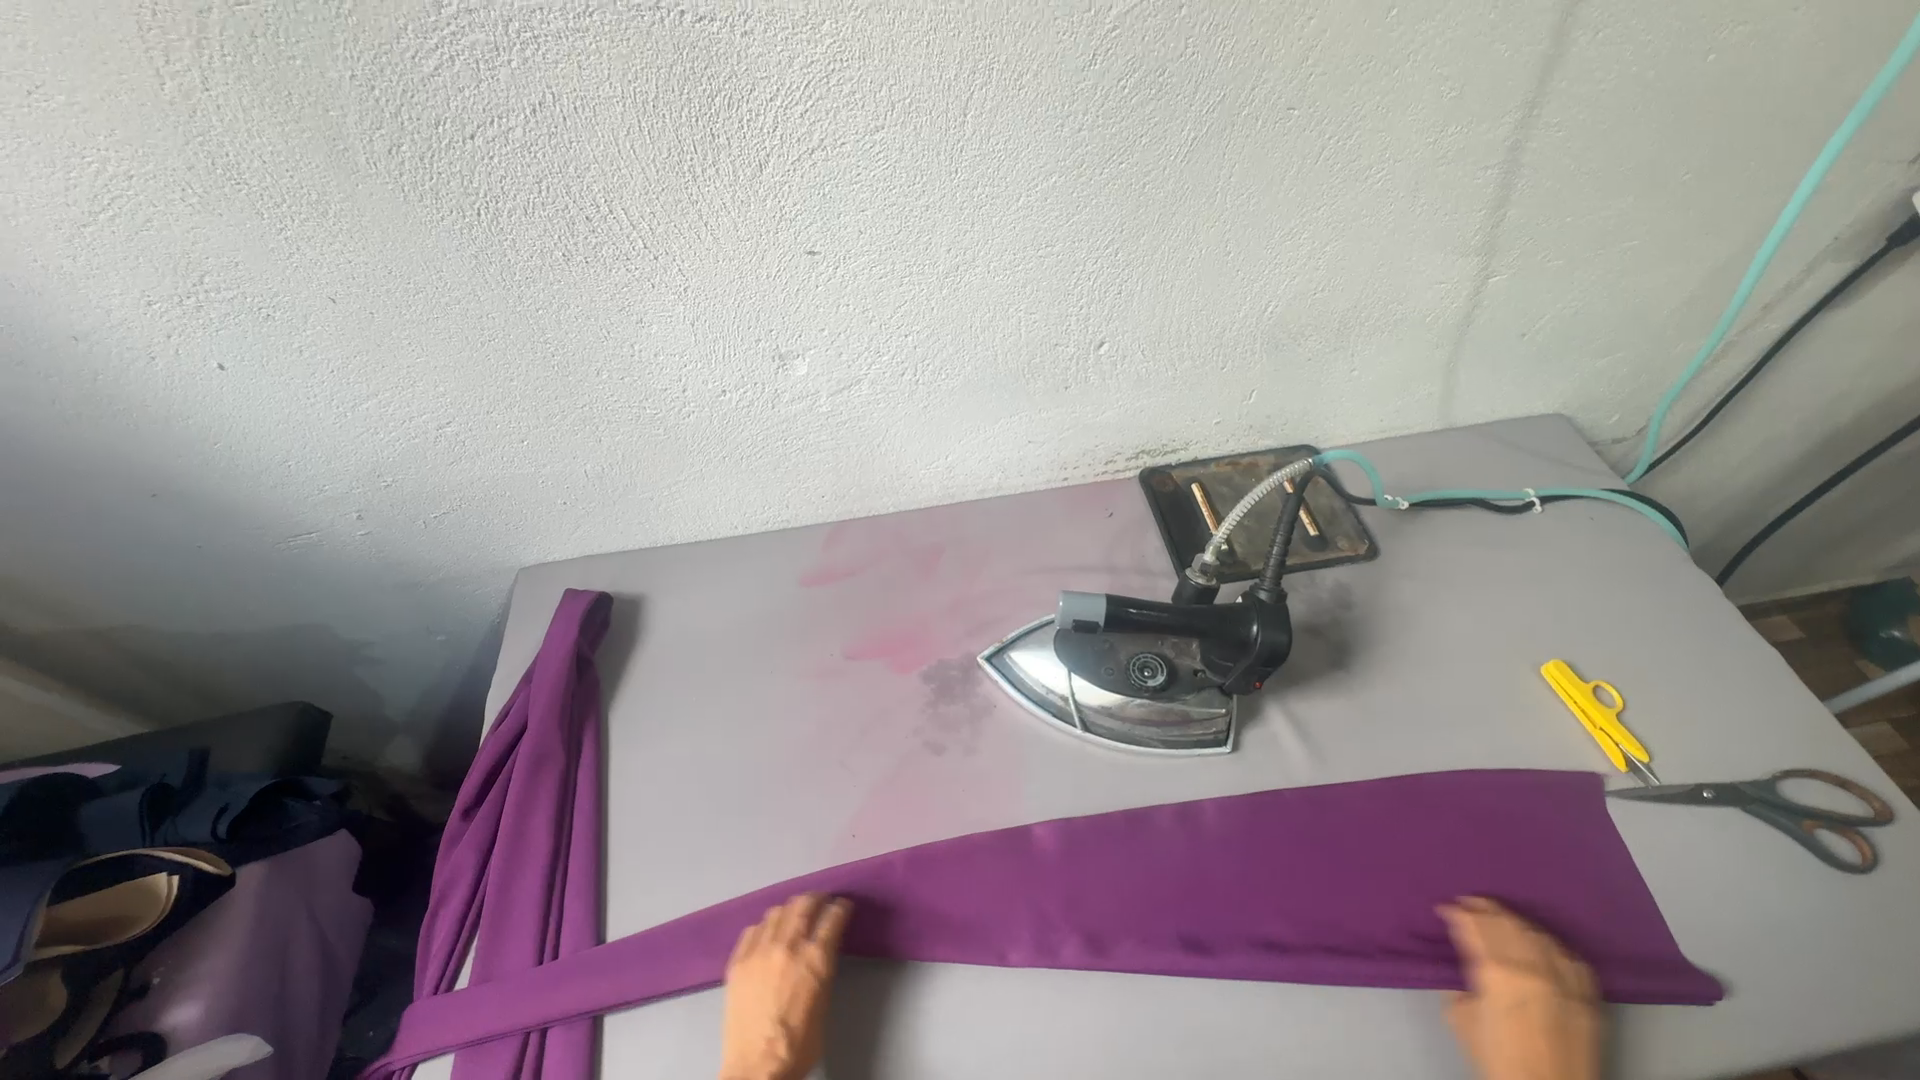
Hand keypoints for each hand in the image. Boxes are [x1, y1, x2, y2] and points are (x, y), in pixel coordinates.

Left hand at [718, 893, 852, 1079]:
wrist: (756, 1070)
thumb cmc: (799, 1045)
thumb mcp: (824, 1002)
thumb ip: (822, 968)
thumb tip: (821, 950)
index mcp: (815, 958)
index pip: (833, 917)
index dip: (841, 907)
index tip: (844, 905)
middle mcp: (788, 946)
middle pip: (803, 905)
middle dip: (816, 898)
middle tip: (821, 901)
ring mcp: (759, 951)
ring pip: (776, 912)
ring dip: (790, 909)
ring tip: (794, 915)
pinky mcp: (738, 962)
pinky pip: (752, 929)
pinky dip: (765, 926)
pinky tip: (768, 933)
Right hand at [1438, 897, 1602, 1079]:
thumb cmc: (1495, 1057)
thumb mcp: (1459, 1014)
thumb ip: (1463, 980)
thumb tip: (1466, 963)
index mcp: (1496, 972)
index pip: (1473, 925)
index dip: (1456, 912)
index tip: (1445, 908)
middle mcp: (1532, 968)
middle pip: (1506, 922)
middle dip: (1483, 909)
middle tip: (1468, 904)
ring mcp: (1565, 982)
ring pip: (1539, 935)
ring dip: (1515, 923)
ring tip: (1502, 920)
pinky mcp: (1589, 999)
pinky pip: (1572, 959)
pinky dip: (1552, 947)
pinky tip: (1543, 947)